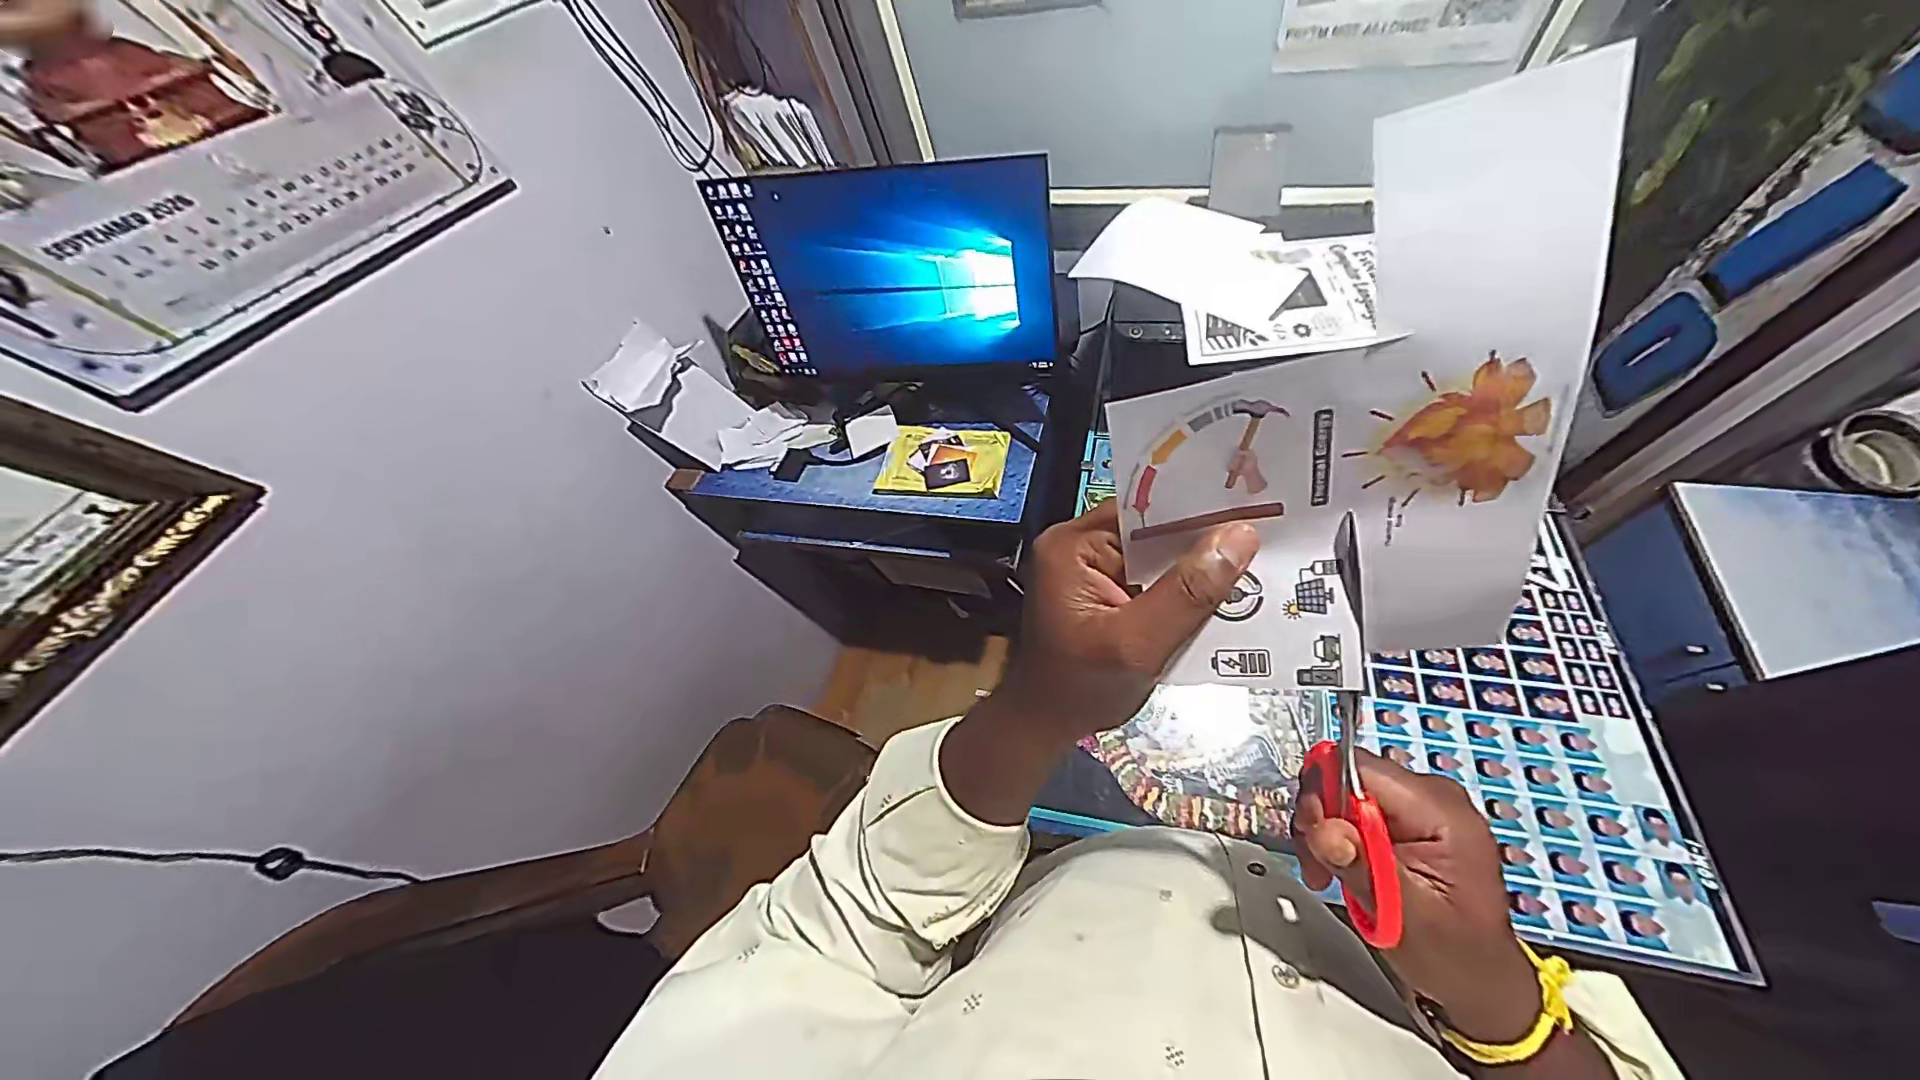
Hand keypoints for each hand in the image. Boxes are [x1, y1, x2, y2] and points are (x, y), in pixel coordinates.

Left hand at [940, 500, 1258, 824]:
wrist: (1046, 725)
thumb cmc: (1077, 689)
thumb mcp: (1135, 644)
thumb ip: (1186, 593)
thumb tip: (1239, 537)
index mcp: (1072, 546)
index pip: (1142, 509)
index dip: (1195, 507)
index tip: (1253, 505)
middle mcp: (1081, 548)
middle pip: (1154, 531)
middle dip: (1205, 539)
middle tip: (1271, 535)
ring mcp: (1095, 572)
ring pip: (1161, 557)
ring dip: (1201, 567)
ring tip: (1261, 562)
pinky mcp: (1110, 595)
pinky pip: (1157, 581)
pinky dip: (1187, 590)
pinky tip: (1227, 595)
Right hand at [1292, 749, 1538, 1041]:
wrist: (1483, 982)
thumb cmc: (1457, 956)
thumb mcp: (1408, 918)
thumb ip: (1365, 868)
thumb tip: (1325, 829)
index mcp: (1441, 811)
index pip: (1357, 767)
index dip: (1323, 794)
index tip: (1317, 839)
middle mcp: (1429, 794)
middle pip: (1342, 774)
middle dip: (1320, 817)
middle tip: (1319, 863)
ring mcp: (1416, 803)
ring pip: (1338, 789)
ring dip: (1322, 829)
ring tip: (1328, 871)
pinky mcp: (1401, 815)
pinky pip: (1348, 805)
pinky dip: (1334, 834)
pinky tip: (1340, 865)